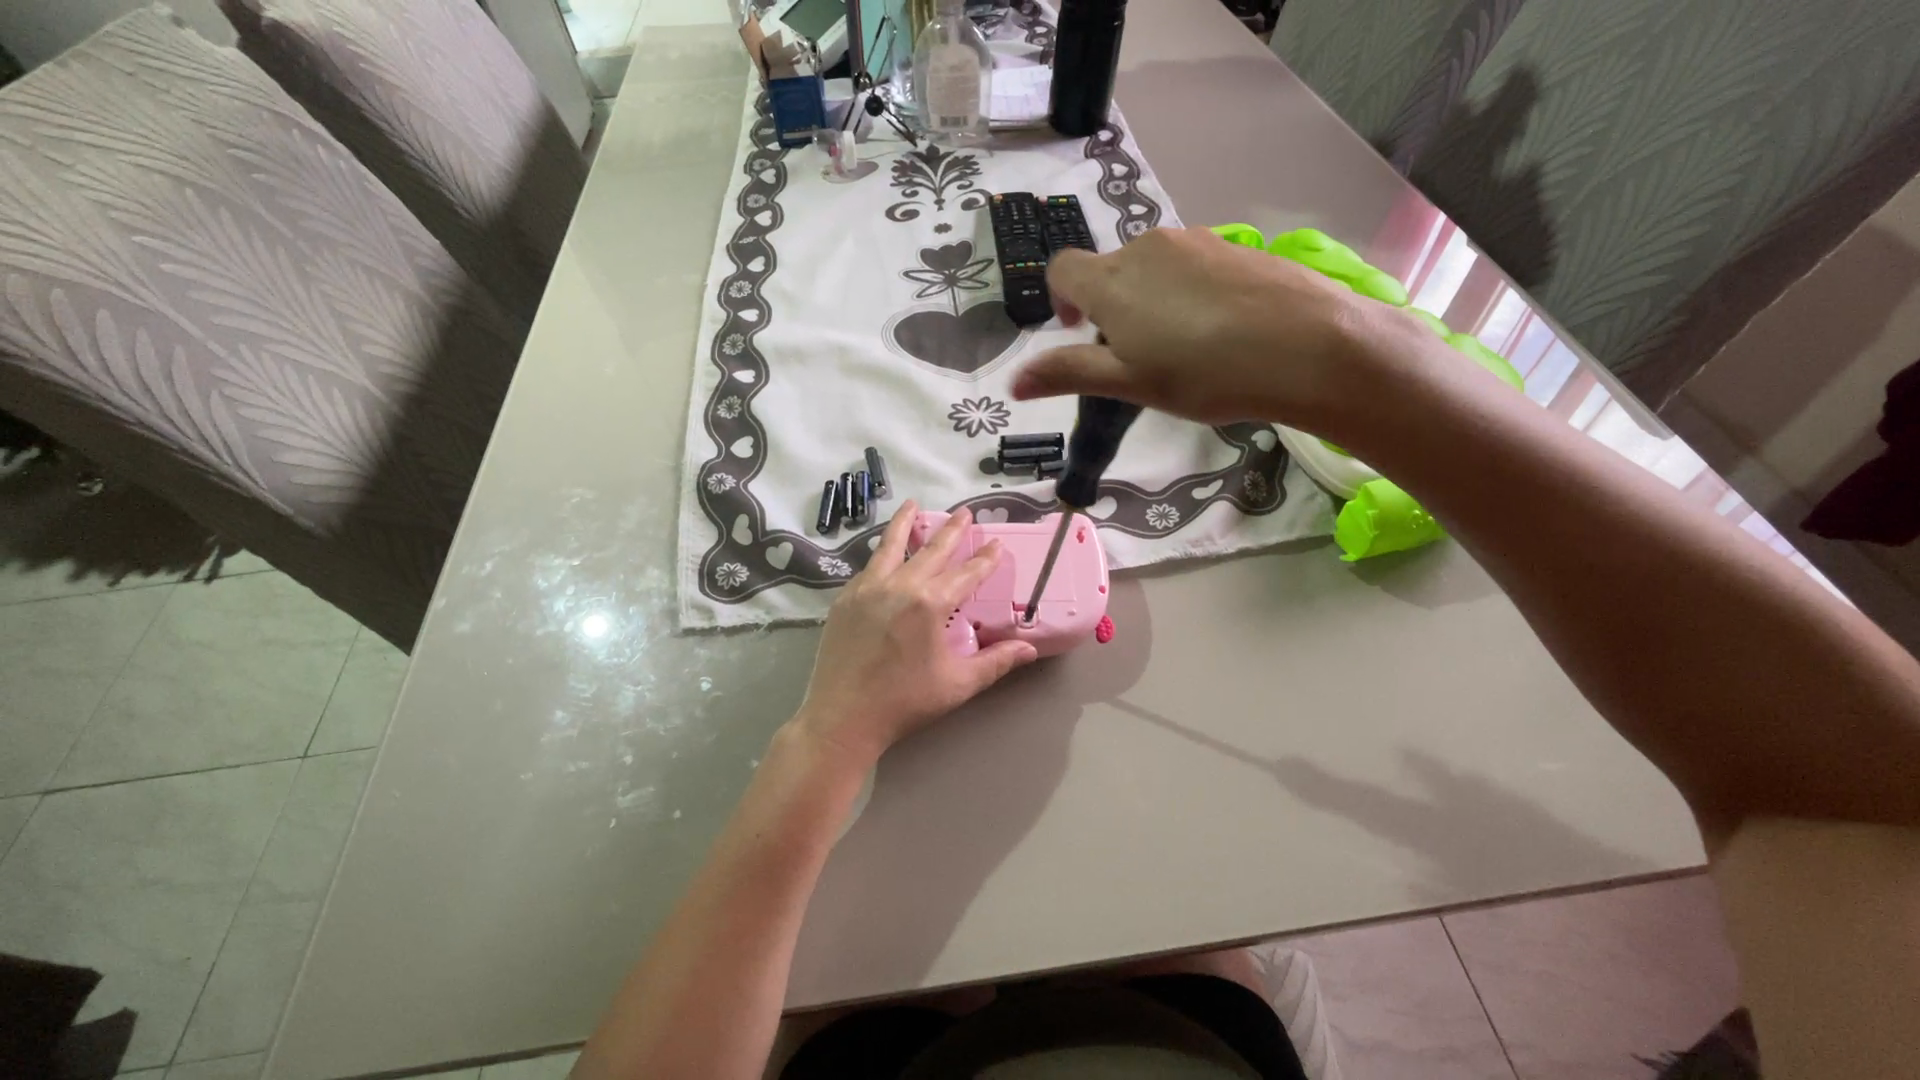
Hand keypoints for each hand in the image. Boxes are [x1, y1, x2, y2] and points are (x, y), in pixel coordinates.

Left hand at [793, 502, 1038, 764]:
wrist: (843, 717)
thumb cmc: (905, 702)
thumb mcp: (957, 684)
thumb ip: (995, 662)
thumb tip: (1030, 649)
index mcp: (929, 603)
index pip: (965, 574)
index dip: (984, 559)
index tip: (996, 544)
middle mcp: (898, 586)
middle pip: (931, 550)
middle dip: (951, 530)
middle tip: (964, 513)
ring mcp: (866, 589)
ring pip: (890, 547)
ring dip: (906, 524)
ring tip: (913, 505)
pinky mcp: (845, 599)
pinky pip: (868, 568)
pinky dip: (881, 554)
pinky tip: (884, 554)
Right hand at [1010, 227, 1435, 436]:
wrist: (1309, 346)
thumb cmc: (1206, 373)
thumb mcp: (1130, 383)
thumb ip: (1070, 374)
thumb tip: (1014, 381)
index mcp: (1112, 281)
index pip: (1062, 268)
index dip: (1060, 298)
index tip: (1079, 331)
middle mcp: (1147, 248)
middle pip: (1110, 270)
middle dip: (1111, 306)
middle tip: (1138, 356)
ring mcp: (1195, 241)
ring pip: (1154, 268)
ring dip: (1151, 300)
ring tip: (1184, 348)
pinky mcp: (1234, 246)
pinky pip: (1193, 265)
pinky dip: (1189, 293)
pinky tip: (1221, 330)